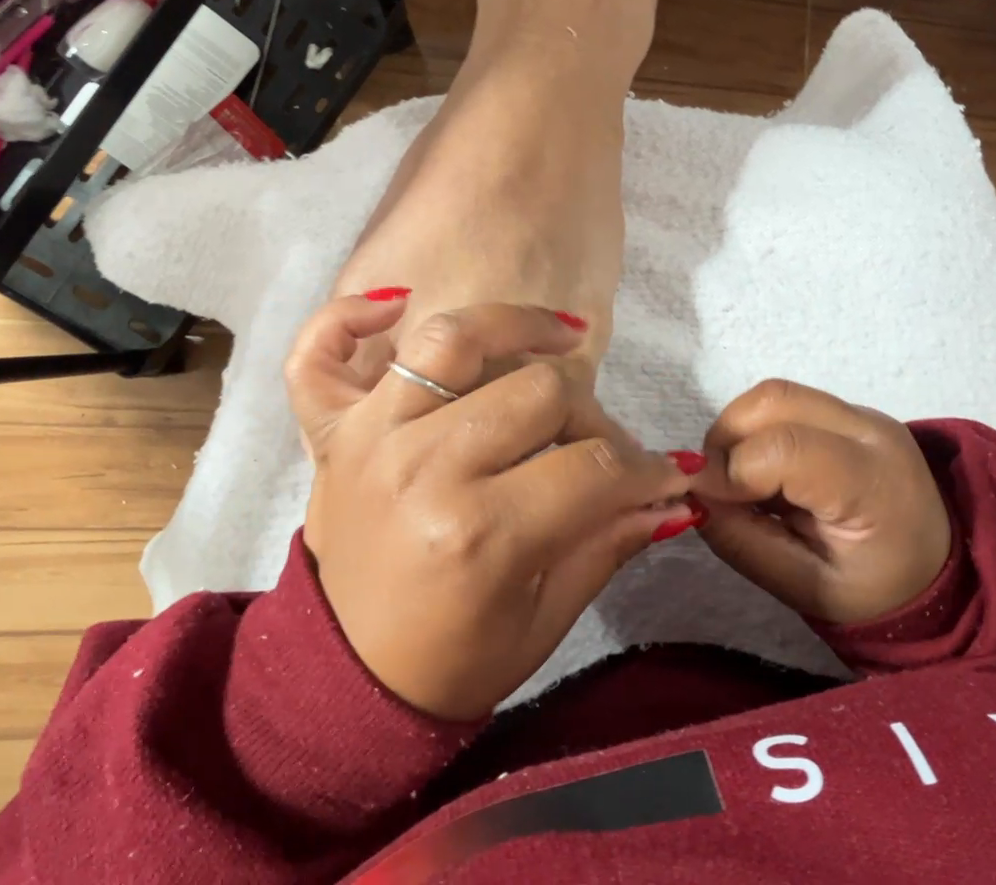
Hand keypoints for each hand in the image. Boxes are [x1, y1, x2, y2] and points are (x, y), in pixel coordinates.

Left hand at [285, 294, 701, 720]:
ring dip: (516, 327)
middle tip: (603, 451)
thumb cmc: (455, 663)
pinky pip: (320, 351)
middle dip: (595, 418)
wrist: (346, 686)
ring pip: (454, 341)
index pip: (594, 466)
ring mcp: (371, 441)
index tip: (668, 477)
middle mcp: (424, 469)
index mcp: (482, 532)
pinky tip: (398, 307)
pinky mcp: (333, 435)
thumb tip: (675, 496)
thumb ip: (610, 542)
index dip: (648, 469)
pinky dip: (350, 318)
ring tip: (559, 339)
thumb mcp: (546, 616)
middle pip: (540, 390)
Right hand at [694, 381, 952, 625]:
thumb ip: (744, 542)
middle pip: (773, 401)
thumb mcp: (805, 588)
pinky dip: (757, 431)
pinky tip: (763, 474)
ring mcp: (862, 415)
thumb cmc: (874, 591)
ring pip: (775, 395)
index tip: (701, 500)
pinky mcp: (849, 413)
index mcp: (871, 483)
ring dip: (738, 432)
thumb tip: (694, 496)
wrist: (935, 571)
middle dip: (725, 440)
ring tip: (739, 483)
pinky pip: (788, 404)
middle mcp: (871, 431)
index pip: (784, 448)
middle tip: (716, 489)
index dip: (729, 469)